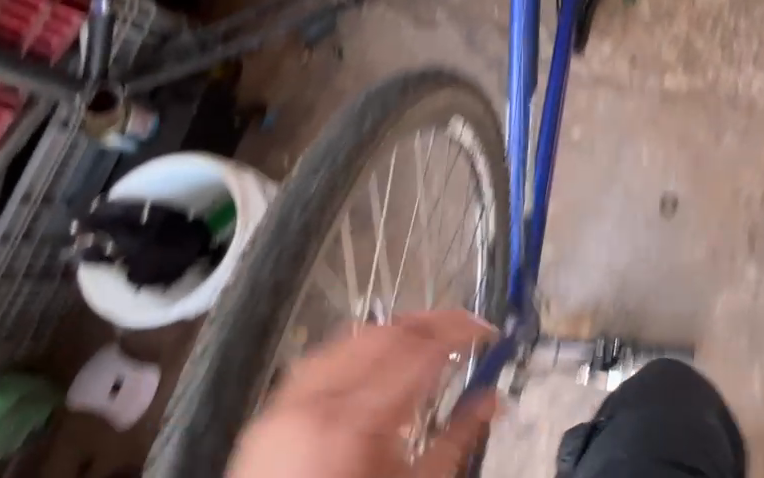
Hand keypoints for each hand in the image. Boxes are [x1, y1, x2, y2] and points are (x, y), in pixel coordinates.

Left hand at [228, 311, 499, 477]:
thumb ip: (456, 438)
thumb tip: (493, 399)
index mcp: (357, 424)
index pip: (421, 350)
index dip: (461, 332)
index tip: (488, 333)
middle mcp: (318, 403)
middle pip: (388, 333)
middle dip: (433, 324)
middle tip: (465, 331)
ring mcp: (287, 405)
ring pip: (353, 338)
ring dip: (397, 332)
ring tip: (428, 342)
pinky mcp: (270, 414)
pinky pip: (320, 360)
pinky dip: (357, 349)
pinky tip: (378, 360)